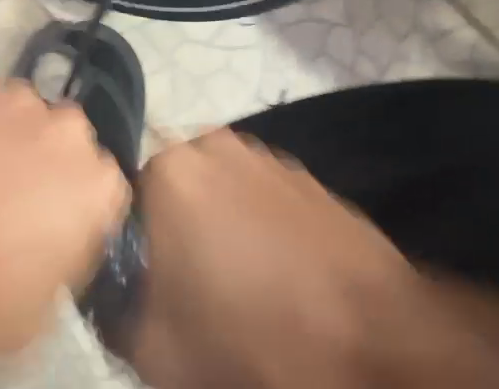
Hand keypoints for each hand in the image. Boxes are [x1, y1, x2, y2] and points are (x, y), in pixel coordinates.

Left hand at [0, 71, 129, 360]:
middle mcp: (62, 126)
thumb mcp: (29, 318)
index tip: (42, 236)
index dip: (70, 217)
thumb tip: (51, 245)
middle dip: (36, 169)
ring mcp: (6, 94)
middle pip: (60, 146)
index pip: (101, 194)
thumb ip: (59, 265)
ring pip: (15, 118)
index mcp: (94, 184)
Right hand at [130, 130, 450, 388]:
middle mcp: (212, 145)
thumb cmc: (258, 340)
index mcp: (168, 171)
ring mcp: (265, 157)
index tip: (138, 290)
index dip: (124, 251)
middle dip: (169, 234)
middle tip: (185, 293)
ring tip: (235, 291)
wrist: (383, 341)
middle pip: (167, 192)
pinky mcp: (307, 179)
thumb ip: (115, 316)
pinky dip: (256, 231)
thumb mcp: (159, 352)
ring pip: (214, 194)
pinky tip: (276, 281)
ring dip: (213, 230)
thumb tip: (115, 300)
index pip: (118, 202)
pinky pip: (258, 200)